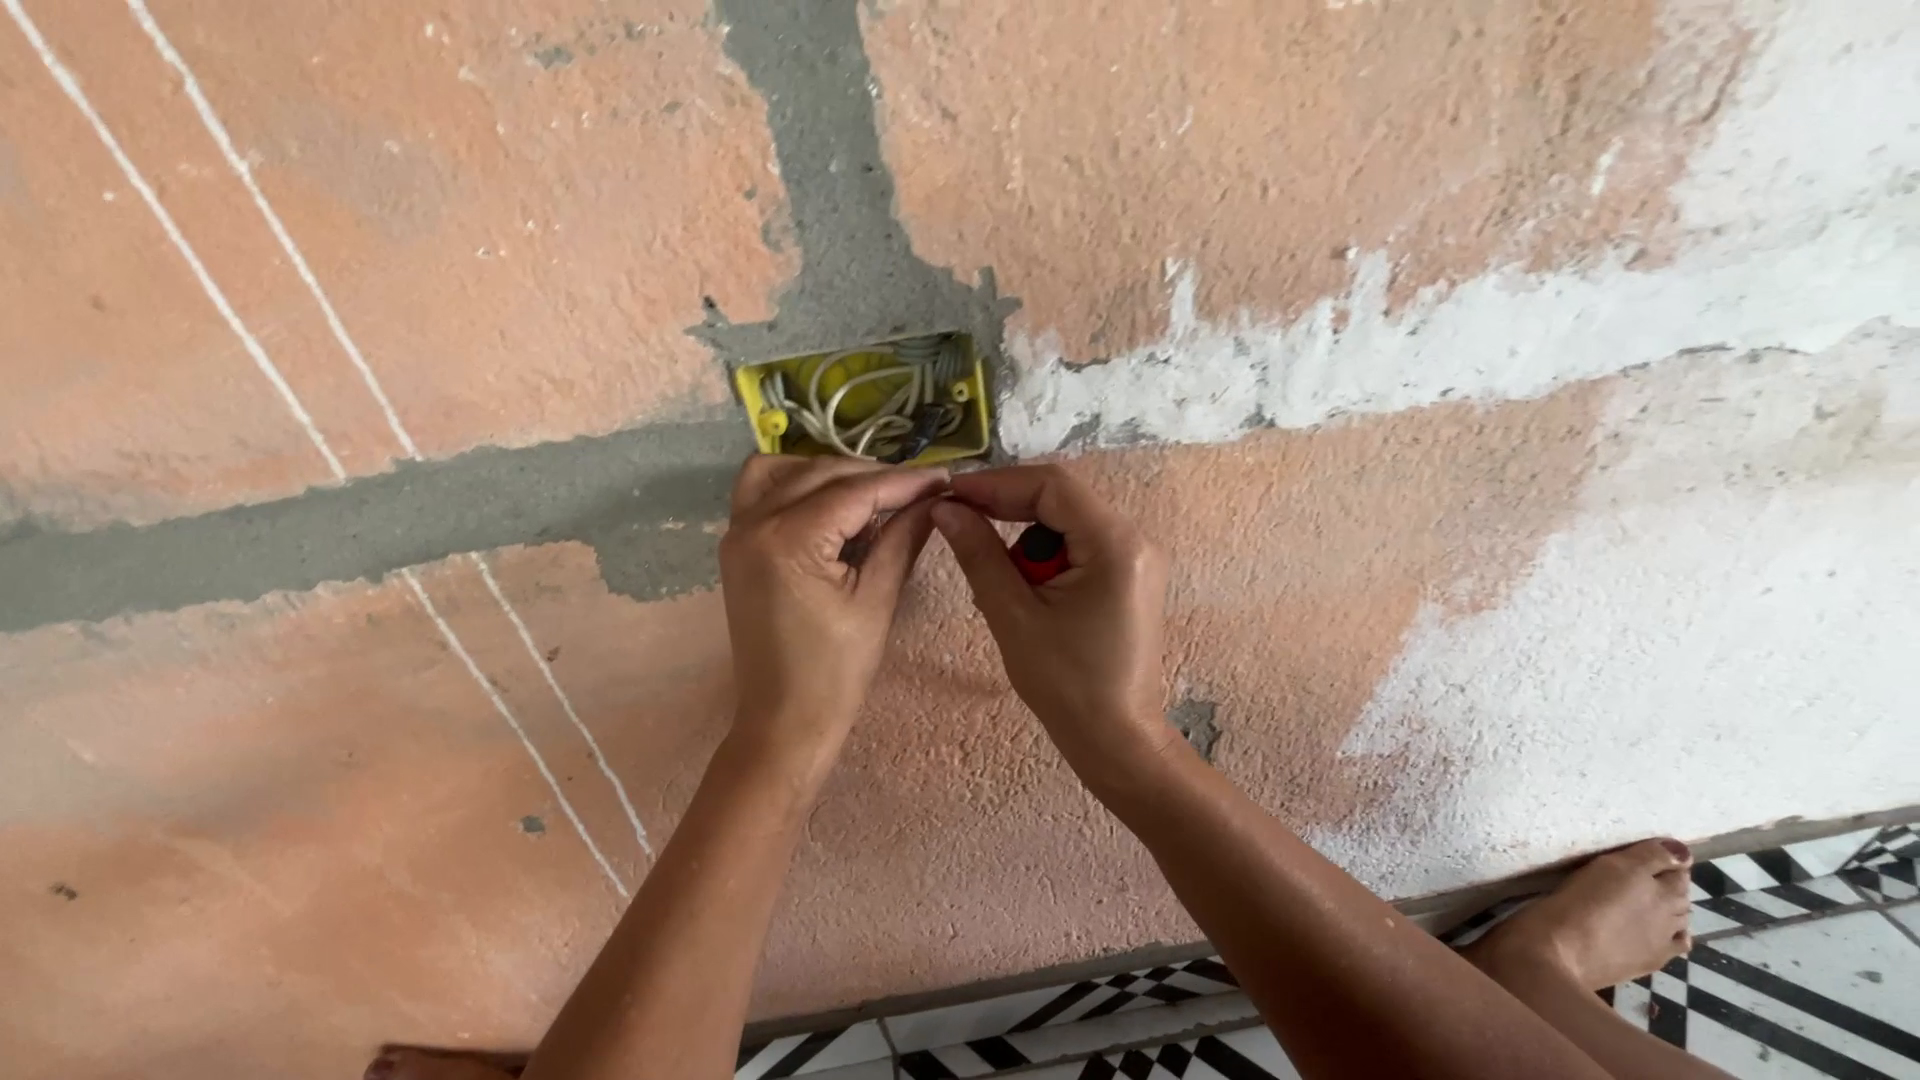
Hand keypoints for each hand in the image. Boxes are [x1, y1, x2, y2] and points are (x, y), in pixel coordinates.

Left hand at [720, 456, 947, 767]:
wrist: (784, 721)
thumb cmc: (835, 672)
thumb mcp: (877, 601)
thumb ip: (902, 539)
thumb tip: (934, 499)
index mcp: (789, 540)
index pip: (855, 491)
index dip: (904, 482)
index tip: (945, 478)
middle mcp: (753, 523)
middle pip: (822, 472)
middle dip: (874, 476)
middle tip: (921, 490)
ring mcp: (737, 532)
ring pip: (784, 470)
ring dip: (831, 472)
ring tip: (874, 494)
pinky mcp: (736, 545)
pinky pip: (762, 490)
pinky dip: (796, 483)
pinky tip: (831, 502)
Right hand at [930, 465, 1176, 775]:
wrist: (1116, 738)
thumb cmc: (1065, 685)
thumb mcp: (1013, 615)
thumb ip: (979, 553)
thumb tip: (945, 508)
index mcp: (1116, 544)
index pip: (1051, 486)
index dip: (996, 483)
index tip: (949, 495)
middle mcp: (1136, 539)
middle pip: (1061, 498)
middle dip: (1007, 508)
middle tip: (958, 524)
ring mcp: (1137, 556)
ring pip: (1067, 520)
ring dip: (1024, 536)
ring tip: (994, 577)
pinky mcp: (1129, 574)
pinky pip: (1080, 543)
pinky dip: (1045, 554)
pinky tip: (1022, 587)